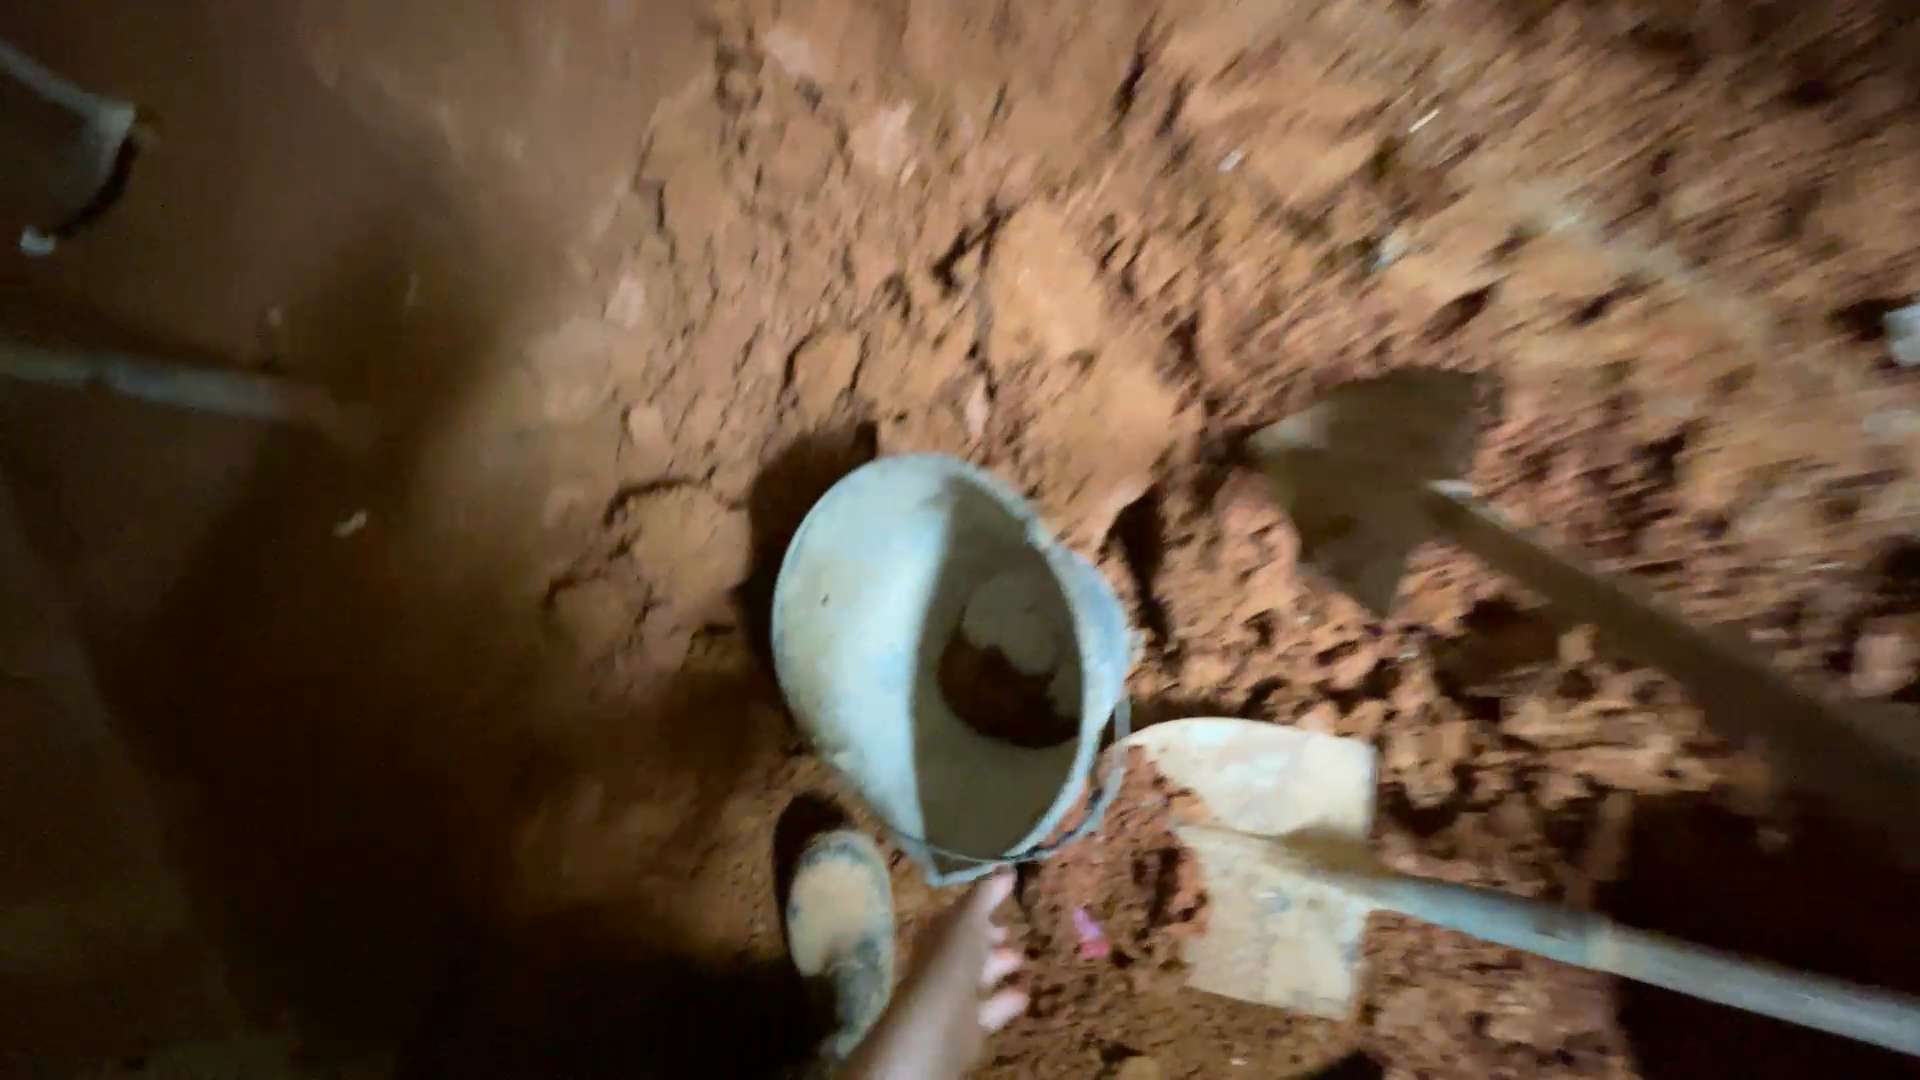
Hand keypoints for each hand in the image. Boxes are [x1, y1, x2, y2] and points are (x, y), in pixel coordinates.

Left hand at [844, 872, 1026, 1079]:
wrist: (940, 1019)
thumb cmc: (952, 957)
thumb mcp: (971, 916)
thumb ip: (988, 893)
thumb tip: (1007, 869)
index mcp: (937, 932)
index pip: (958, 915)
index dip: (978, 907)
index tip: (1001, 899)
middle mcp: (941, 960)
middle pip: (968, 944)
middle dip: (989, 937)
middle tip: (1010, 931)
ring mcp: (953, 993)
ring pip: (979, 975)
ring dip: (1000, 966)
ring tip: (1022, 960)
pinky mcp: (967, 1023)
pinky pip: (990, 1007)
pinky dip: (1006, 999)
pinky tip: (1024, 993)